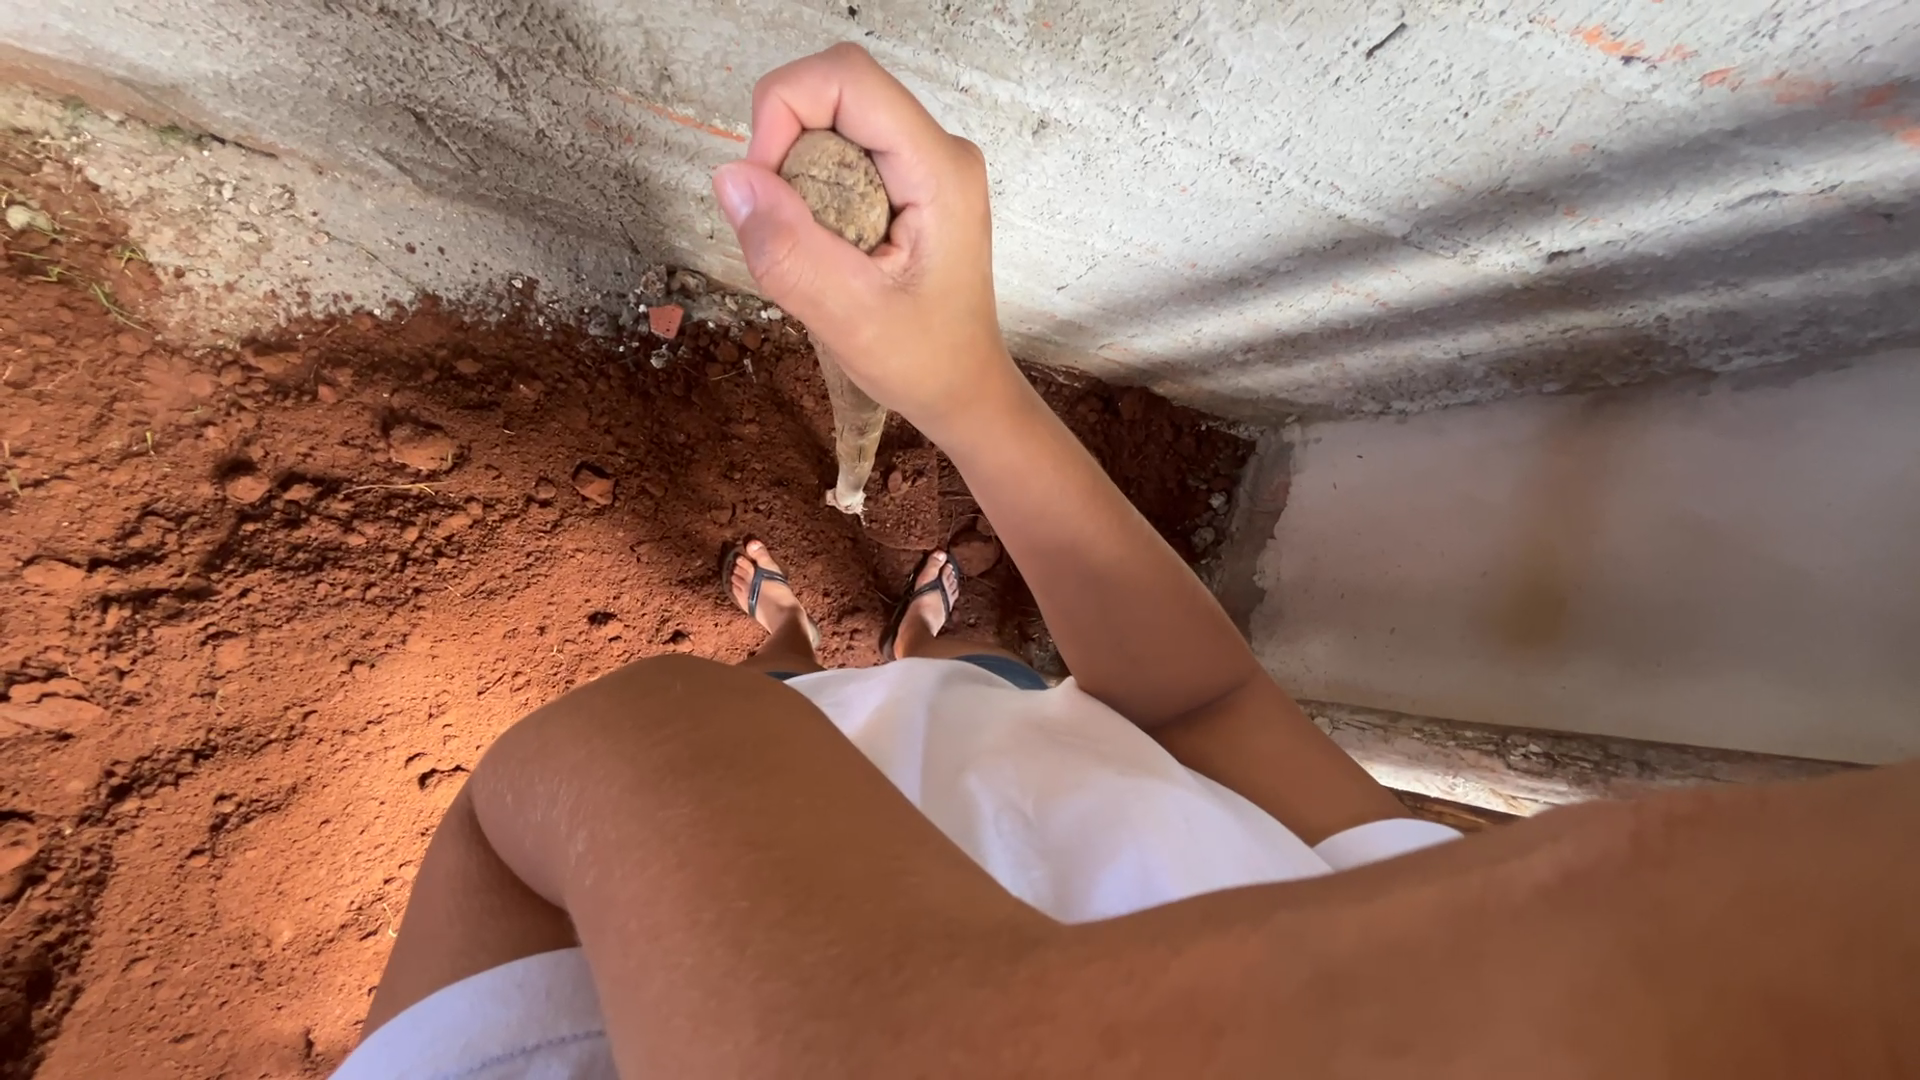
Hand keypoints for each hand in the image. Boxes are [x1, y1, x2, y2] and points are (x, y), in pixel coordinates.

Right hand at [712, 44, 1018, 434]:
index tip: (764, 187)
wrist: (963, 390)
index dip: (782, 111)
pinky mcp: (909, 188)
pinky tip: (830, 254)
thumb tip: (732, 180)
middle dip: (787, 155)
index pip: (845, 79)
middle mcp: (938, 153)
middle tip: (789, 236)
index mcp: (938, 171)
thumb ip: (791, 253)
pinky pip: (842, 162)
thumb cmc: (926, 363)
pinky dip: (815, 200)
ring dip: (799, 183)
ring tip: (816, 254)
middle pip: (834, 98)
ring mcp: (925, 168)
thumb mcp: (851, 319)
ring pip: (832, 130)